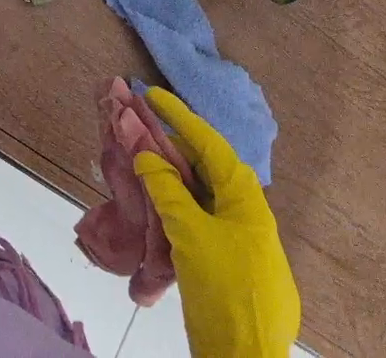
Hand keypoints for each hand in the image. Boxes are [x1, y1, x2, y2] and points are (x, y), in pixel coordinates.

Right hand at [133, 86, 299, 357]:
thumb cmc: (224, 290)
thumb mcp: (190, 235)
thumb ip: (167, 190)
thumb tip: (146, 153)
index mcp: (245, 199)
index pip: (209, 143)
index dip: (179, 117)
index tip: (152, 94)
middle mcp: (247, 212)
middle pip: (206, 167)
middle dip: (172, 148)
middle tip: (138, 133)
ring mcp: (241, 239)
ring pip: (201, 195)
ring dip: (171, 179)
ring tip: (140, 167)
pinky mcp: (229, 261)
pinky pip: (200, 219)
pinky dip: (175, 207)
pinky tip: (154, 211)